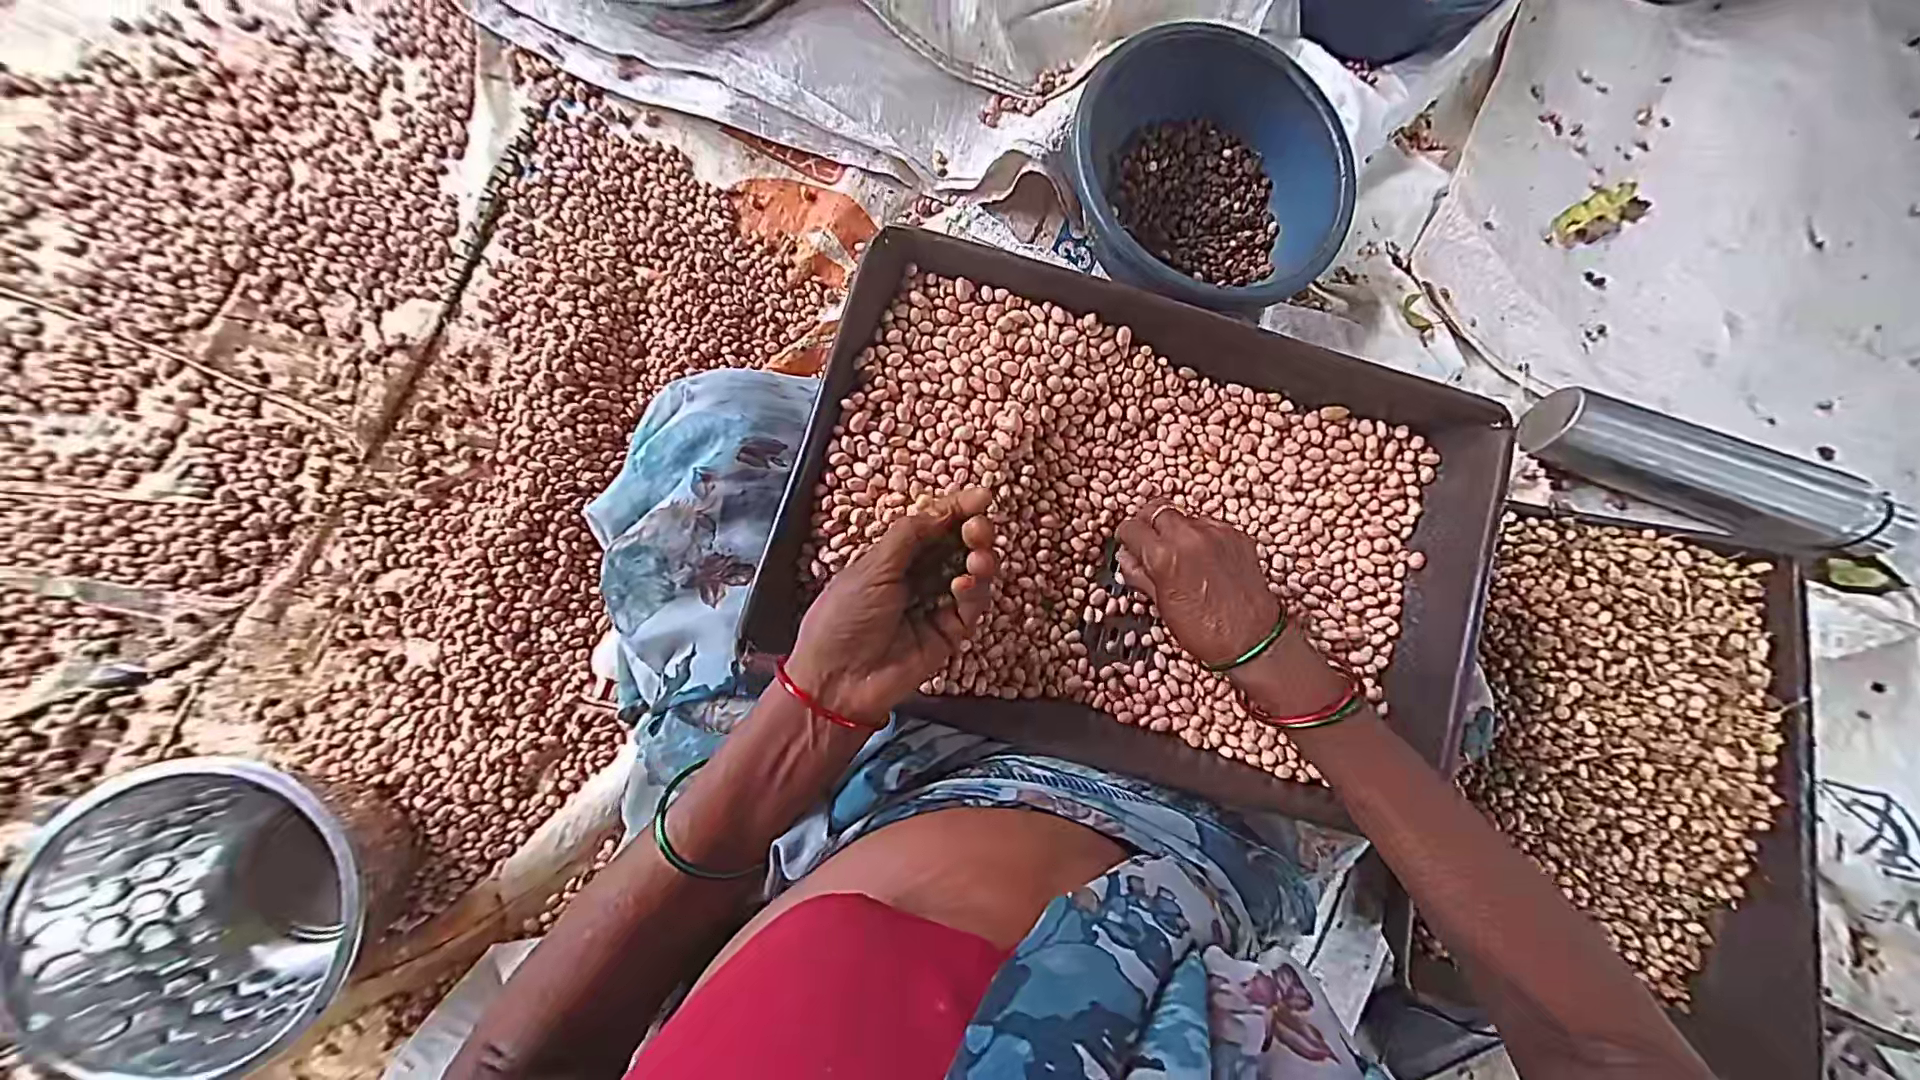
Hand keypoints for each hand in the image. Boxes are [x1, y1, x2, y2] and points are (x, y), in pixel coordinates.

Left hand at [788, 488, 997, 724]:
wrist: (837, 680)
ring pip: (973, 573)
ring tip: (977, 557)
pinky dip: (974, 591)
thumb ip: (910, 535)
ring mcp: (937, 603)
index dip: (957, 509)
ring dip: (980, 559)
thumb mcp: (872, 568)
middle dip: (973, 532)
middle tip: (978, 527)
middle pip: (959, 546)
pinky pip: (971, 606)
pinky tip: (964, 585)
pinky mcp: (950, 632)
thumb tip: (944, 507)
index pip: (934, 525)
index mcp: (897, 556)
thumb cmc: (844, 618)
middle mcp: (920, 576)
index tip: (981, 497)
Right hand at [1114, 502, 1281, 667]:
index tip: (1129, 543)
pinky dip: (1201, 536)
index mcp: (1163, 556)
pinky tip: (1202, 558)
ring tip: (1178, 553)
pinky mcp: (1237, 536)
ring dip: (1175, 529)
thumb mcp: (1161, 604)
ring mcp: (1216, 533)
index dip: (1127, 537)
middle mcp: (1189, 537)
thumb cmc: (1205, 631)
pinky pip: (1210, 525)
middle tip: (1149, 542)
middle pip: (1157, 509)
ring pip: (1184, 516)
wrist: (1252, 640)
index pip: (1131, 527)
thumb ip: (1140, 575)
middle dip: (1149, 524)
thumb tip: (1128, 559)